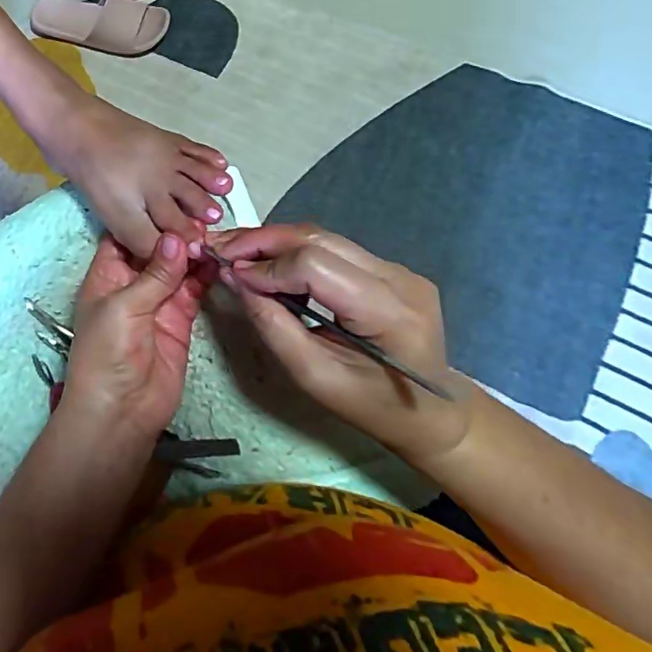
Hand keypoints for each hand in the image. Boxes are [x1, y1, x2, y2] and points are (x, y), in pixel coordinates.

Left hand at [39, 97, 231, 253]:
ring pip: (196, 172)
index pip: (177, 226)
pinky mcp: (162, 136)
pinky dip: (208, 155)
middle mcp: (168, 179)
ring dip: (211, 182)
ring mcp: (167, 154)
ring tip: (225, 188)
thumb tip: (172, 253)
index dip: (188, 239)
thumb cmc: (93, 177)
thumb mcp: (115, 217)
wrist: (80, 127)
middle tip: (216, 218)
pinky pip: (192, 147)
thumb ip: (143, 239)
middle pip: (191, 198)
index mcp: (155, 202)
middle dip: (204, 211)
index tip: (202, 250)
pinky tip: (220, 161)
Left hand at [61, 233, 204, 439]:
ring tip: (215, 235)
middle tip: (202, 217)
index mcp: (106, 275)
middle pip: (155, 250)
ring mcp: (157, 301)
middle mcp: (131, 284)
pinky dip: (205, 276)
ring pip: (178, 268)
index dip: (145, 219)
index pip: (124, 236)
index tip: (171, 201)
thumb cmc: (106, 354)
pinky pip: (193, 291)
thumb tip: (176, 238)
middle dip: (176, 234)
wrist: (121, 411)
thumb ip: (154, 274)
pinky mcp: (179, 320)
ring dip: (194, 253)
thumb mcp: (123, 307)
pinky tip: (220, 260)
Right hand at [212, 225, 473, 461]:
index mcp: (389, 312)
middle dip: (262, 241)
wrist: (432, 414)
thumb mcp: (315, 378)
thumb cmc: (373, 406)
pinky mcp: (388, 268)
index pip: (316, 265)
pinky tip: (266, 260)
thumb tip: (236, 280)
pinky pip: (331, 248)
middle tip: (219, 248)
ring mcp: (397, 268)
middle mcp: (399, 278)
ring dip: (273, 241)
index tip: (228, 274)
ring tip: (234, 250)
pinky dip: (292, 250)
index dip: (266, 266)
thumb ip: (274, 327)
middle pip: (318, 238)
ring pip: (322, 237)